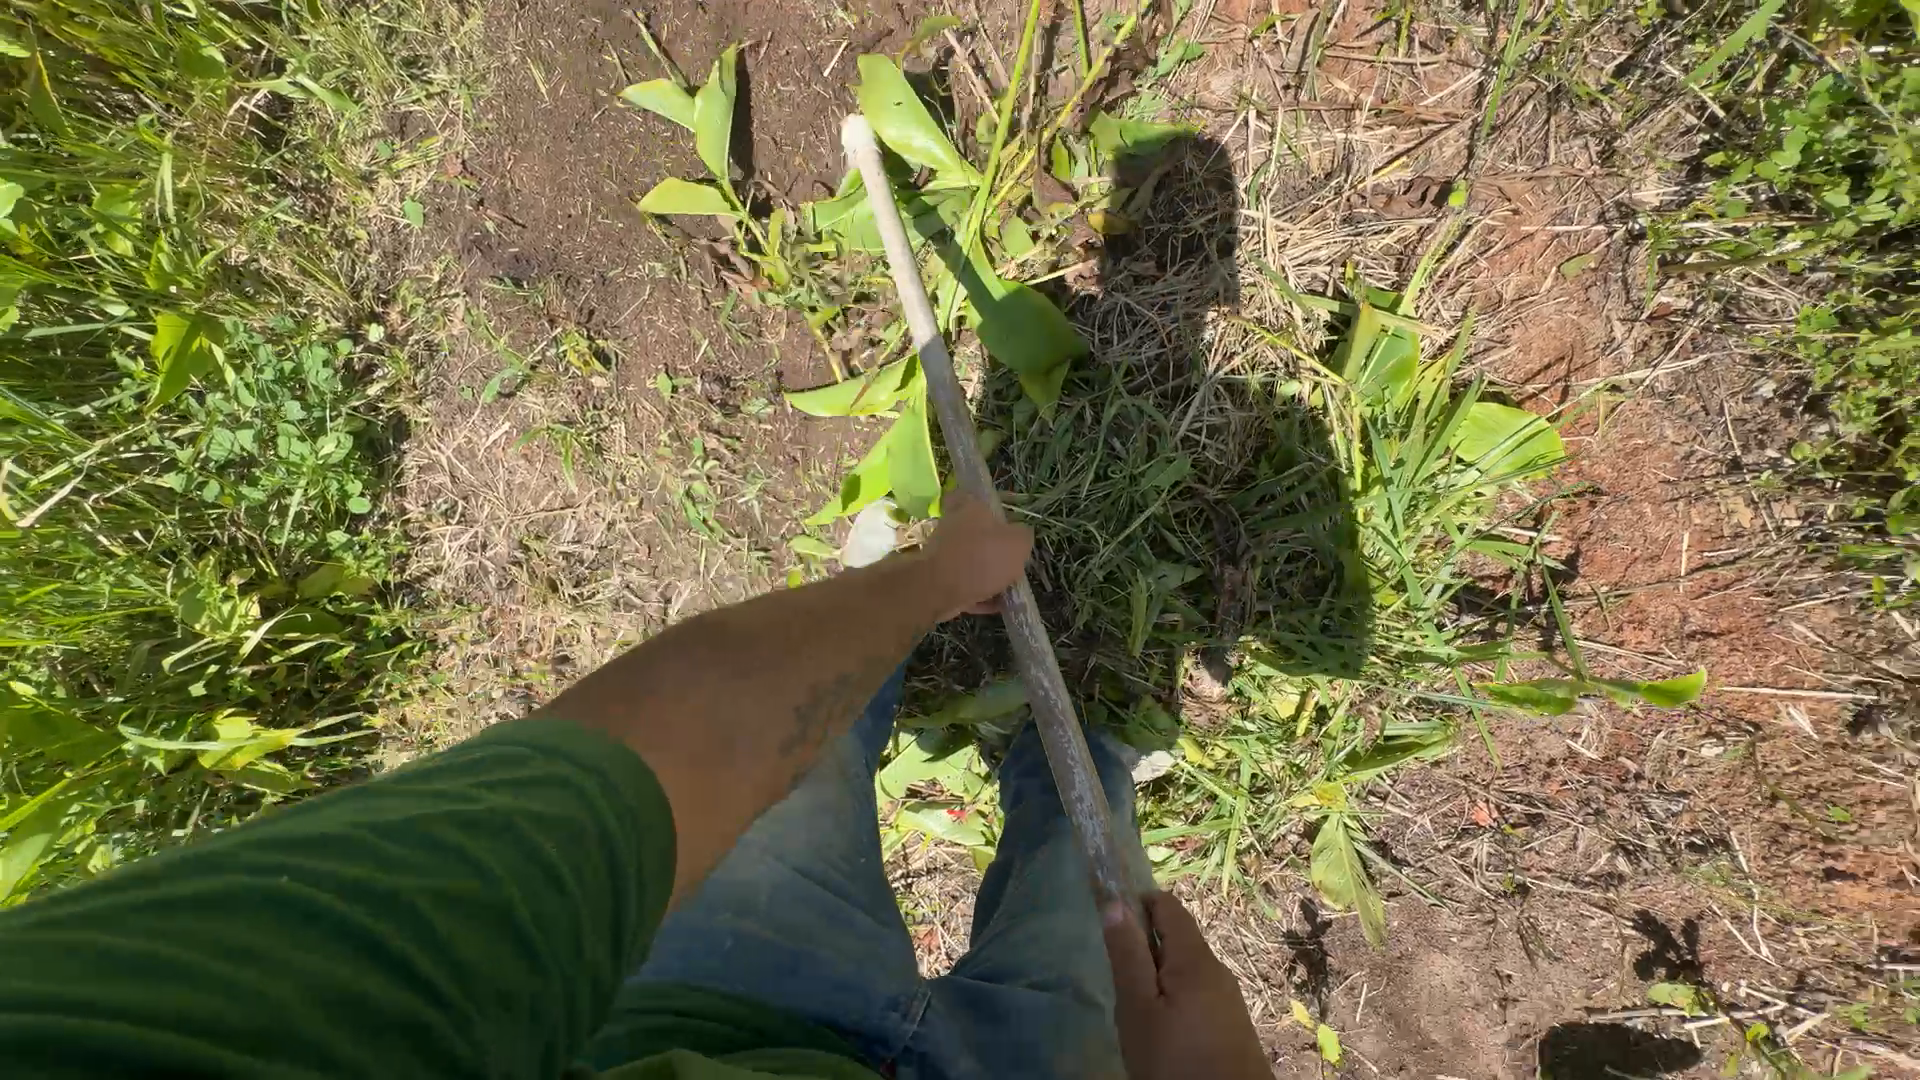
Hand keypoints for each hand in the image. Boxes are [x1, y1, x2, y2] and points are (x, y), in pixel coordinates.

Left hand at [918, 494, 1032, 620]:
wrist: (938, 588)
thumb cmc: (982, 557)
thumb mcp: (1018, 543)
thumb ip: (1024, 536)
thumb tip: (1021, 535)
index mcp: (971, 507)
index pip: (972, 496)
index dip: (985, 507)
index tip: (1001, 523)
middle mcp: (953, 526)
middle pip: (978, 534)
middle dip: (995, 551)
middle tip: (1013, 564)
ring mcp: (943, 553)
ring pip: (972, 561)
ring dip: (989, 576)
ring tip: (1008, 590)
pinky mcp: (938, 577)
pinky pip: (965, 584)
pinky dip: (979, 594)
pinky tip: (997, 605)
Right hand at [1103, 891, 1270, 1079]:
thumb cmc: (1176, 1062)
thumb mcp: (1138, 1009)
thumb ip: (1127, 954)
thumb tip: (1114, 901)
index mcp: (1195, 957)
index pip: (1167, 904)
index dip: (1137, 904)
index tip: (1113, 929)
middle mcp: (1218, 969)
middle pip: (1176, 938)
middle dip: (1145, 951)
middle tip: (1124, 986)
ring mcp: (1230, 999)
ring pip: (1186, 970)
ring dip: (1160, 980)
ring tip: (1141, 1015)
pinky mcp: (1234, 1027)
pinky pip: (1199, 996)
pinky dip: (1177, 1002)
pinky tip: (1166, 1035)